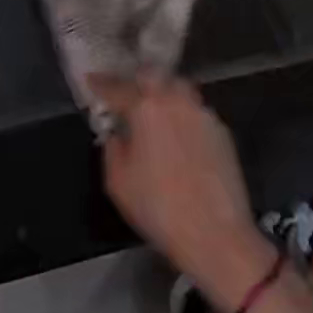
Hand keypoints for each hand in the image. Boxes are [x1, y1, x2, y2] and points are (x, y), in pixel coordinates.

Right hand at [87, 73, 273, 288]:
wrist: (217, 236)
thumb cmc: (158, 207)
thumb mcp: (117, 180)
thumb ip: (112, 147)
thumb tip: (117, 133)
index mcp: (145, 107)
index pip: (116, 86)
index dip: (100, 83)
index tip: (90, 81)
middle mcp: (175, 101)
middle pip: (153, 75)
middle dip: (135, 79)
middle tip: (124, 92)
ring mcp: (202, 115)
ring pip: (178, 88)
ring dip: (162, 92)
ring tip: (151, 109)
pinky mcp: (222, 132)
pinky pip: (194, 110)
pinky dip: (181, 112)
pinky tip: (175, 132)